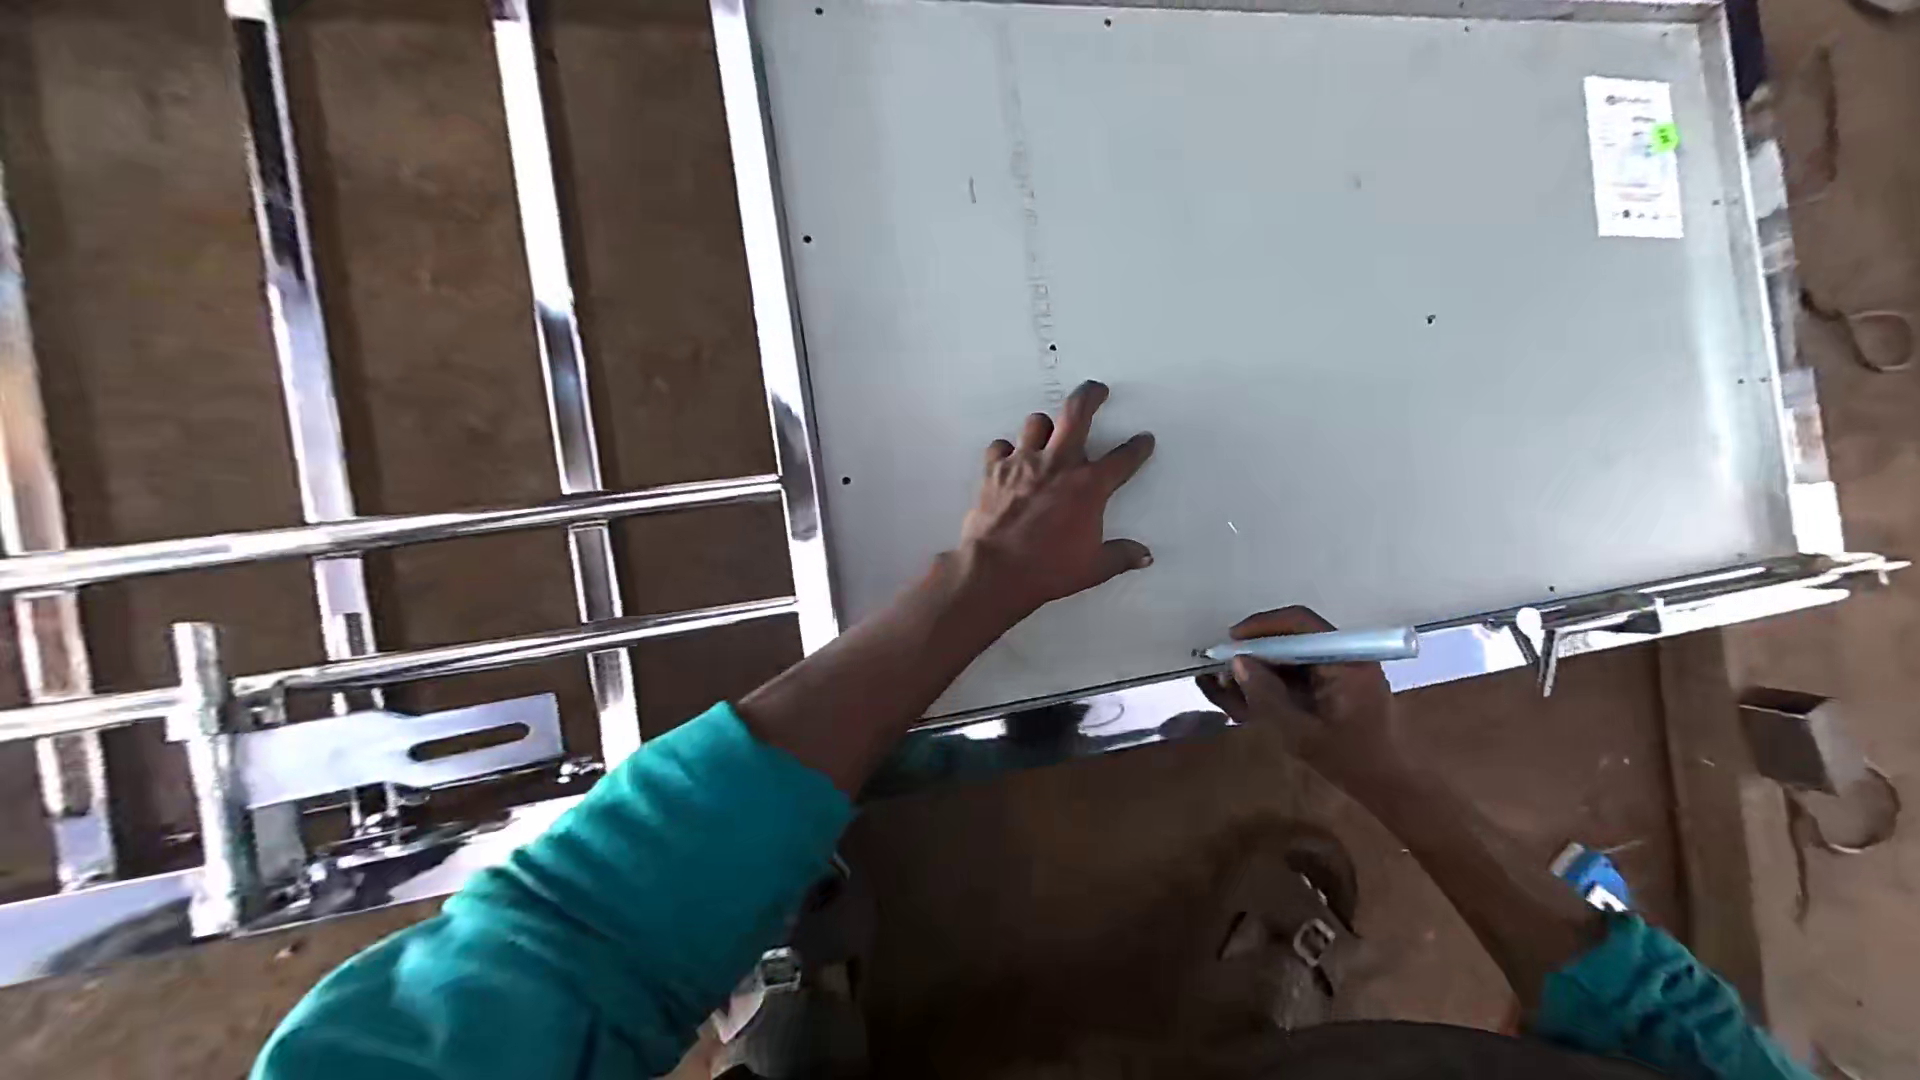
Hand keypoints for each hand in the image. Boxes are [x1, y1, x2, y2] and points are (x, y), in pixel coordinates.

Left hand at [958, 380, 1155, 616]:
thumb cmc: (1046, 568)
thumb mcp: (1093, 567)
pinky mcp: (995, 470)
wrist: (996, 570)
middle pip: (1077, 413)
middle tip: (1097, 390)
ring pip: (1036, 423)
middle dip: (1091, 395)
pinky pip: (1000, 446)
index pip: (1123, 458)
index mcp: (1088, 487)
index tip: (1143, 440)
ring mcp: (1024, 463)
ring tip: (1048, 433)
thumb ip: (1121, 555)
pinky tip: (1010, 460)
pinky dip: (1006, 450)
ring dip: (1044, 426)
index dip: (1137, 447)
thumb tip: (1144, 556)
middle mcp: (1058, 465)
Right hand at [1195, 606, 1408, 795]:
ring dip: (1259, 668)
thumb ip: (1266, 695)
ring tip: (1230, 687)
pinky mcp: (1335, 684)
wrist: (1395, 789)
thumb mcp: (1300, 732)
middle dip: (1255, 651)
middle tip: (1224, 669)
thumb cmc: (1353, 761)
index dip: (1261, 627)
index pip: (1299, 624)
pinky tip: (1248, 699)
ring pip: (1290, 656)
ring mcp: (1341, 670)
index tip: (1231, 641)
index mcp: (1345, 660)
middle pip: (1291, 637)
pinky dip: (1271, 682)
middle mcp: (1345, 656)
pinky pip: (1296, 673)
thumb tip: (1238, 662)